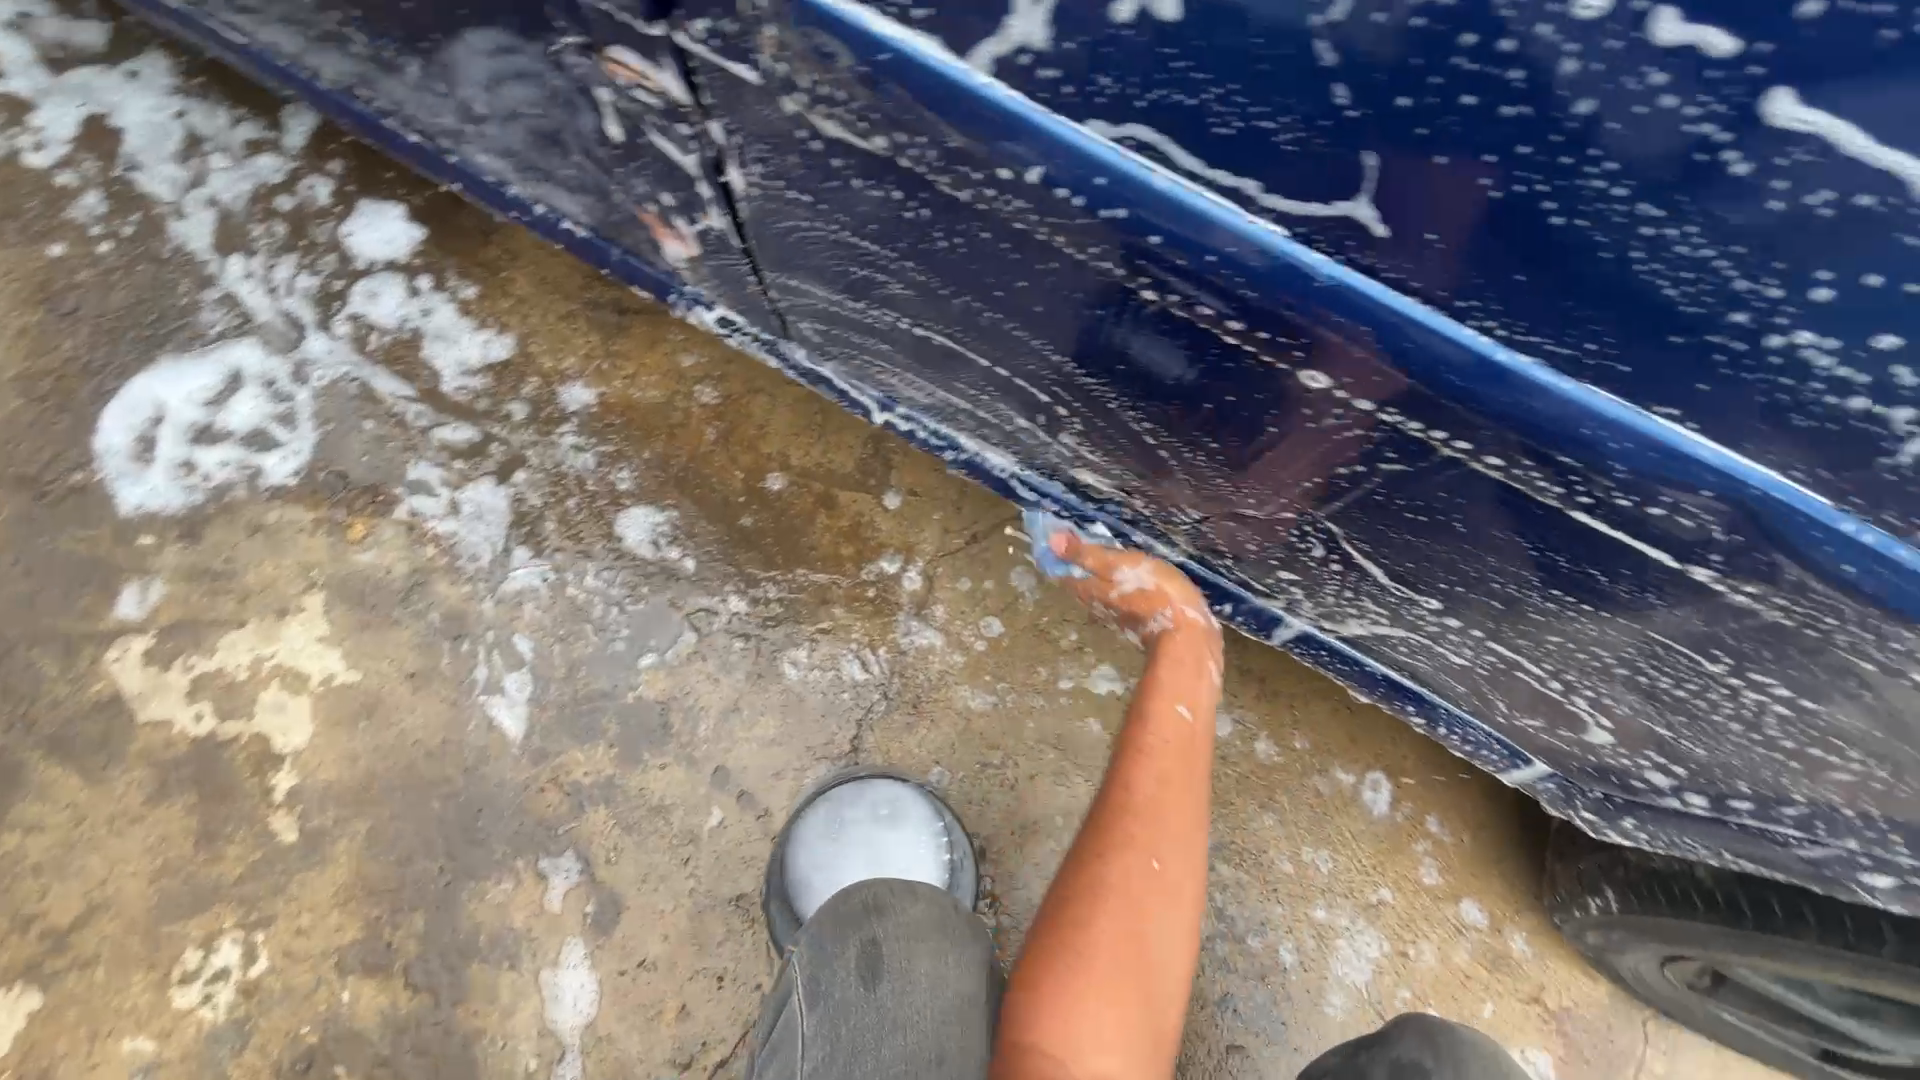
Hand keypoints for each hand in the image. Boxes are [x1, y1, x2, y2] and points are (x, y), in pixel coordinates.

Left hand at [1049, 531, 1221, 652]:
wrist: (1186, 635)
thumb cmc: (1152, 592)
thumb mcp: (1117, 565)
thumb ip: (1085, 554)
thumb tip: (1051, 540)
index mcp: (1087, 588)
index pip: (1061, 568)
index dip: (1057, 551)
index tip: (1057, 532)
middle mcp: (1095, 603)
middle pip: (1078, 579)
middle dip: (1074, 560)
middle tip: (1075, 538)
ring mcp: (1115, 612)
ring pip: (1097, 587)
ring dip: (1094, 570)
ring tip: (1099, 550)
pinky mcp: (1135, 617)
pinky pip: (1116, 593)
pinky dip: (1115, 581)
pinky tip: (1124, 573)